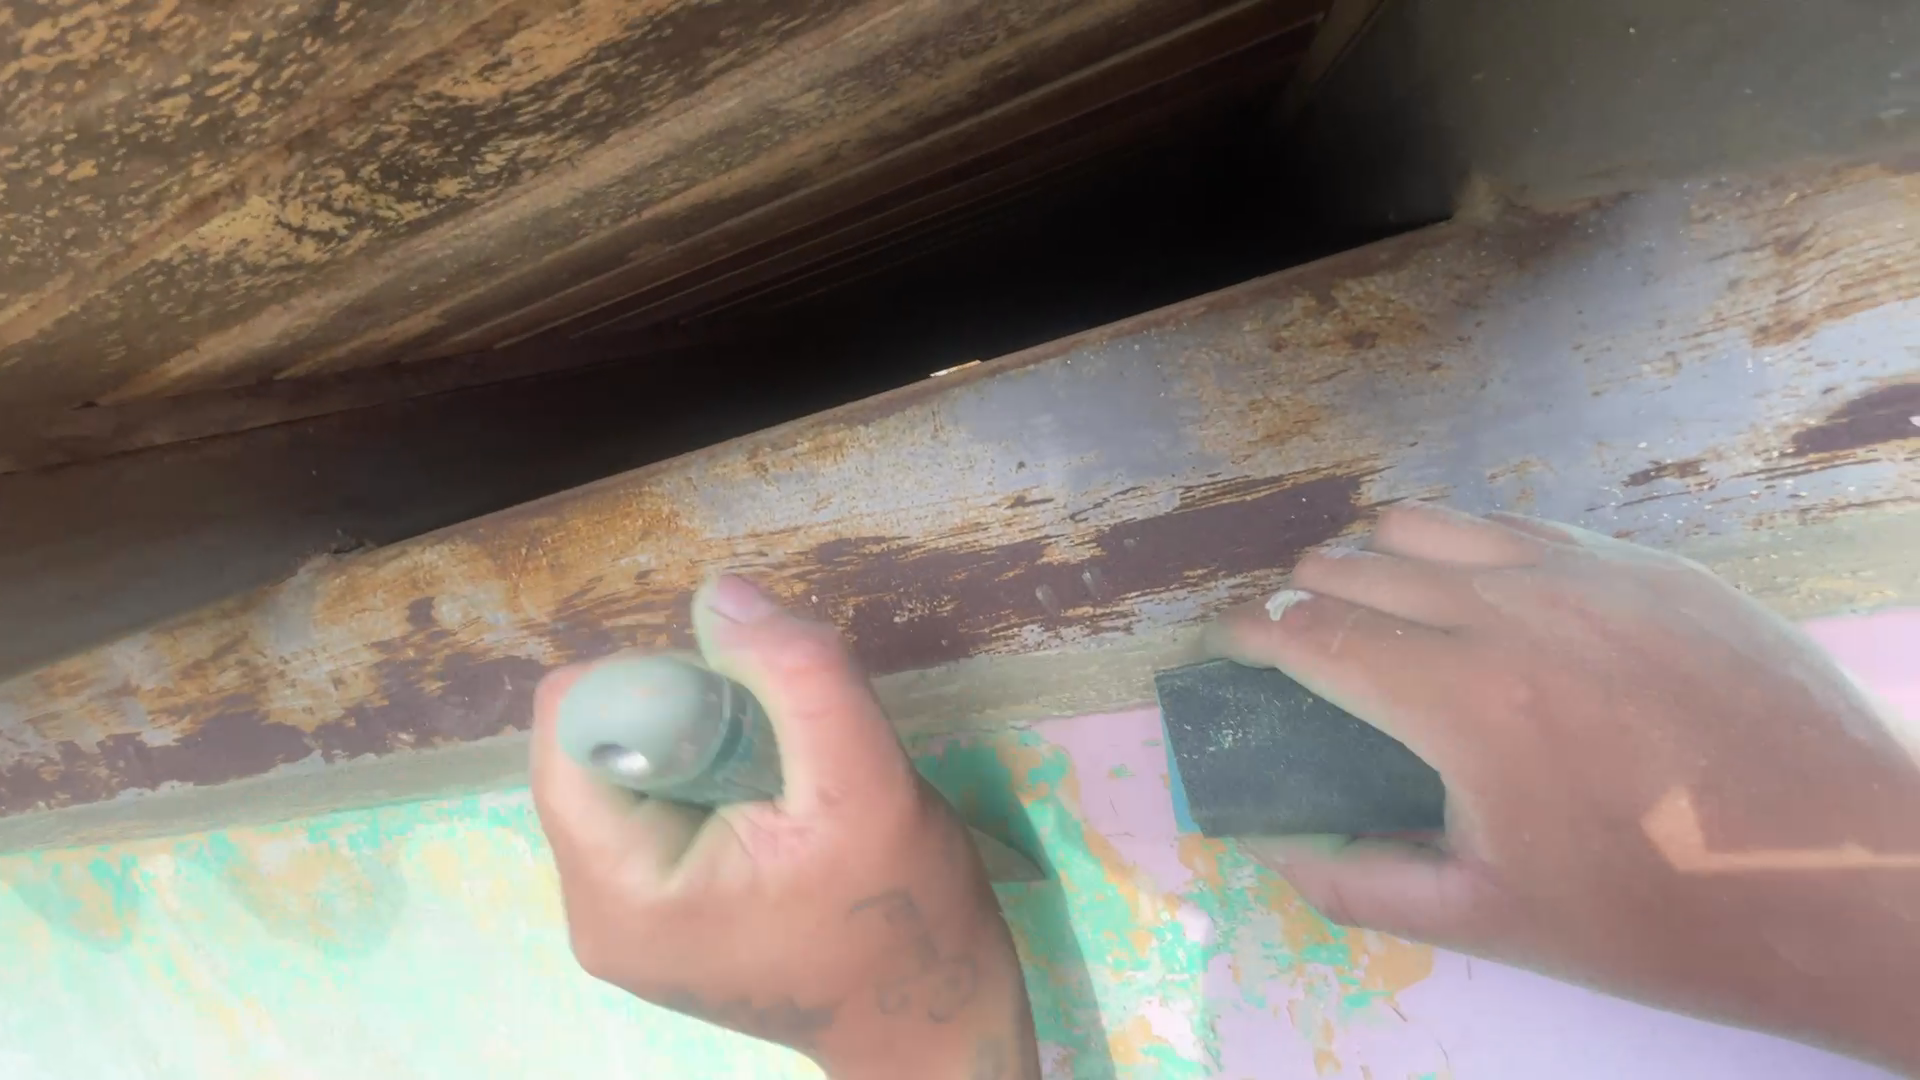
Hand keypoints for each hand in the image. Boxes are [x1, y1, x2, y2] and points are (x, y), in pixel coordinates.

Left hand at [530, 575, 1038, 1078]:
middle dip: (701, 710)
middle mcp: (598, 900)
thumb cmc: (905, 909)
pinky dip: (727, 764)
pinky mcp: (666, 898)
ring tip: (797, 778)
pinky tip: (786, 797)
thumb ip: (799, 676)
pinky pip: (669, 789)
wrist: (933, 1009)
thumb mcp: (869, 781)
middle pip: (608, 735)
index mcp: (618, 888)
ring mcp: (630, 904)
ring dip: (721, 734)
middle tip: (789, 746)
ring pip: (645, 755)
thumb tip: (719, 594)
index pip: (578, 720)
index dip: (668, 684)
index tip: (753, 706)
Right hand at [1207, 503, 1919, 1070]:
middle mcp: (1505, 612)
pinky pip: (1503, 525)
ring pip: (1414, 521)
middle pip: (1345, 564)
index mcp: (1460, 700)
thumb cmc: (1665, 912)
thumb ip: (1354, 884)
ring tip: (1372, 601)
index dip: (1248, 628)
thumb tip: (1265, 848)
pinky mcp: (1641, 562)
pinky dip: (1452, 549)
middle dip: (1295, 594)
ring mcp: (1578, 573)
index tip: (1229, 640)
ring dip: (1366, 556)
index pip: (1307, 630)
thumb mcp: (1491, 922)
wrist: (1878, 887)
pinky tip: (1473, 595)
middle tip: (1297, 635)